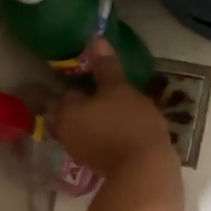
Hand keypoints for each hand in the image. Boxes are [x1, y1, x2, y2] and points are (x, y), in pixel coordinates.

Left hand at [52, 40, 172, 178]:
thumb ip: (106, 67)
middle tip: (114, 99)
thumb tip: (96, 41)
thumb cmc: (129, 123)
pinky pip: (98, 145)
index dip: (87, 85)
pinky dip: (107, 138)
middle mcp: (65, 133)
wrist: (145, 169)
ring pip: (86, 129)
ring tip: (122, 115)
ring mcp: (79, 153)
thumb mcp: (121, 89)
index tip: (106, 83)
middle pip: (74, 112)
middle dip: (89, 106)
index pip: (69, 91)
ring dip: (98, 122)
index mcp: (65, 112)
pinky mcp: (96, 167)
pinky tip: (125, 133)